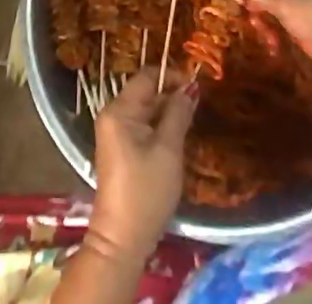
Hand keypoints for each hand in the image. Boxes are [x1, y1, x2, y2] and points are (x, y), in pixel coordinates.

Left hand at [86, 66, 196, 262]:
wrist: (122, 236)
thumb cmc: (146, 190)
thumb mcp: (168, 150)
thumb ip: (178, 114)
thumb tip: (190, 88)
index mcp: (119, 110)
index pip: (145, 77)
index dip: (170, 75)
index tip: (197, 84)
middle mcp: (112, 114)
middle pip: (143, 92)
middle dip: (170, 93)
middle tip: (199, 101)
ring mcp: (113, 131)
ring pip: (144, 109)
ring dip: (166, 110)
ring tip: (193, 115)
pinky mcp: (119, 147)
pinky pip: (140, 124)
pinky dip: (158, 124)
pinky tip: (177, 133)